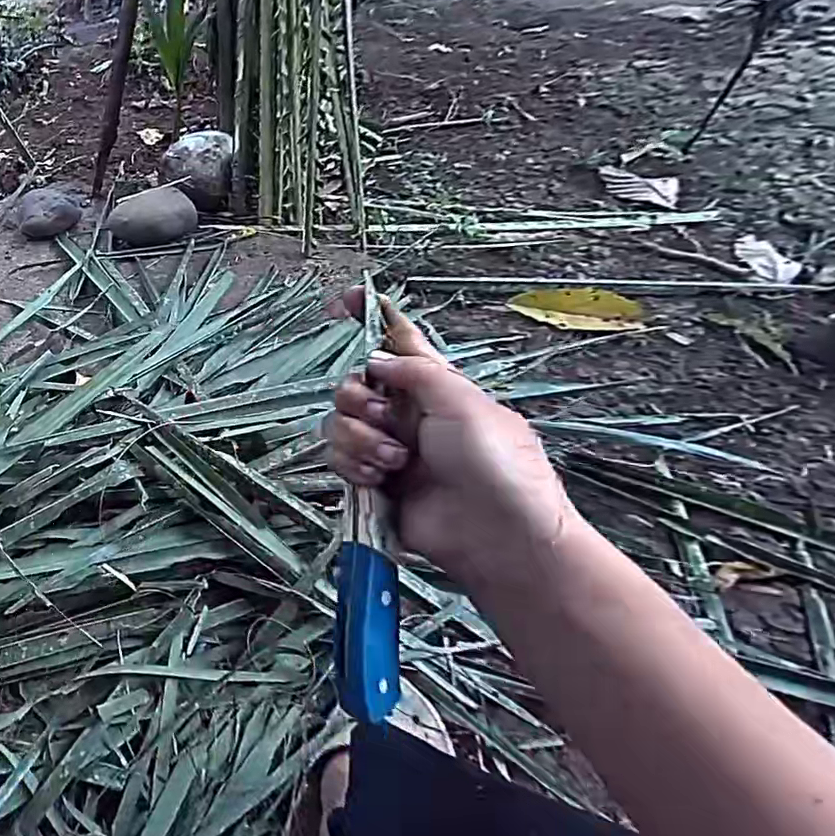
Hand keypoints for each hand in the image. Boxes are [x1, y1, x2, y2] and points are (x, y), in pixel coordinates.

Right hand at [321, 289, 574, 578]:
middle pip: (352, 385)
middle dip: (358, 400)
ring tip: (394, 462)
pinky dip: (352, 465)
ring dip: (360, 440)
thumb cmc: (497, 466)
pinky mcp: (370, 477)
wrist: (496, 536)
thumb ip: (416, 372)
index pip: (398, 341)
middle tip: (385, 417)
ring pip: (338, 422)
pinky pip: (337, 456)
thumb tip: (374, 361)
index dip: (372, 316)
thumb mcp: (465, 403)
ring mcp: (385, 445)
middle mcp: (404, 413)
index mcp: (433, 387)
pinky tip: (377, 478)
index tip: (344, 299)